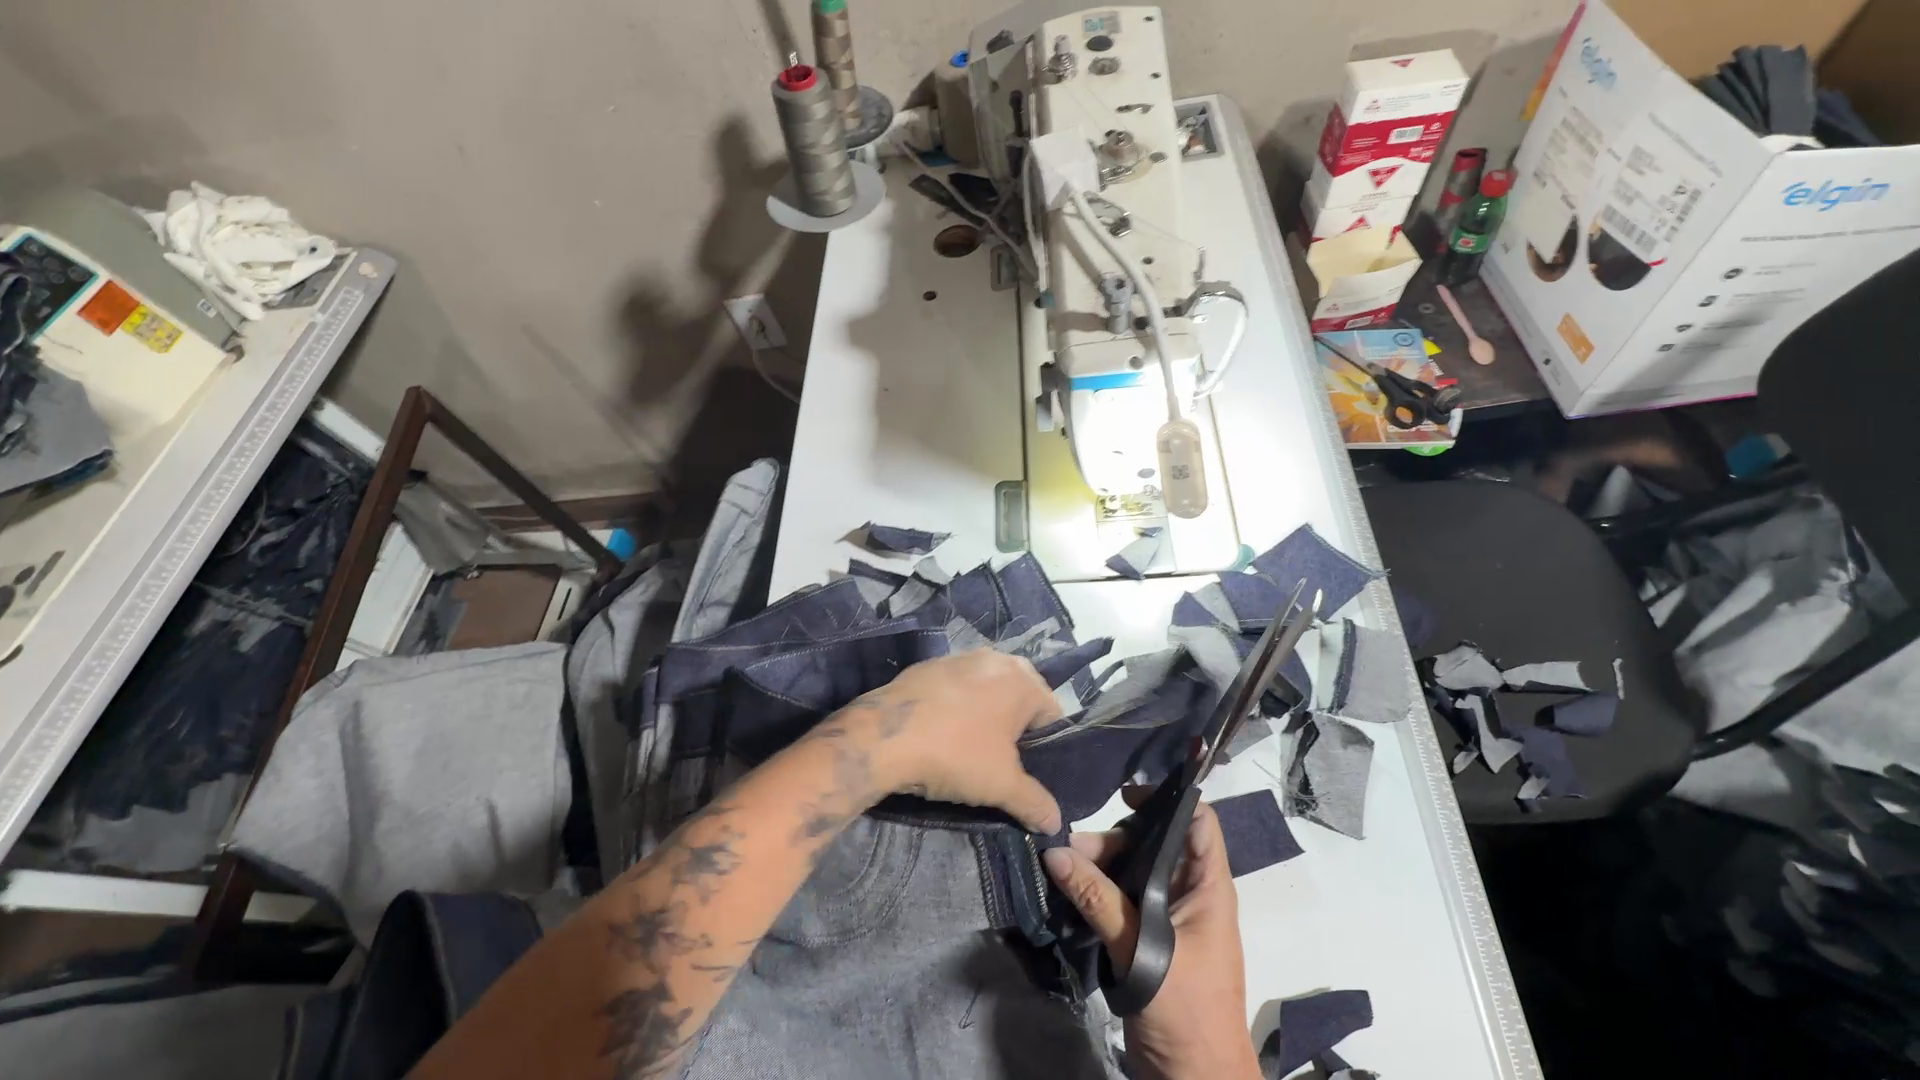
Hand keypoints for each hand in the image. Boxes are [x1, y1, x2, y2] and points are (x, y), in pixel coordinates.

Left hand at [829, 650, 1063, 833]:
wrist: (882, 739)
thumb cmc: (954, 755)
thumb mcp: (1001, 786)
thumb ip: (1035, 802)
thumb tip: (1055, 823)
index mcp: (1023, 679)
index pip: (1052, 715)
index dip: (1045, 748)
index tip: (1027, 772)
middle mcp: (995, 658)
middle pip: (1019, 700)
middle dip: (1014, 730)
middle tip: (1000, 764)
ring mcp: (958, 658)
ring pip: (986, 692)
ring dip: (985, 717)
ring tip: (968, 750)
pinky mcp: (927, 666)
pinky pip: (955, 690)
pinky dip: (955, 708)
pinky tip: (940, 733)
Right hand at [1042, 794, 1258, 1079]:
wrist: (1195, 1079)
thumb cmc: (1186, 1009)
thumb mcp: (1142, 949)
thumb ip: (1099, 899)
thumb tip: (1055, 854)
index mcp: (1207, 888)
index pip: (1199, 822)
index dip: (1169, 799)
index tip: (1123, 794)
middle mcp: (1190, 895)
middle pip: (1155, 845)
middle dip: (1114, 841)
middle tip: (1071, 850)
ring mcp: (1170, 918)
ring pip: (1135, 873)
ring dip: (1101, 869)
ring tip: (1062, 872)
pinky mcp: (1150, 941)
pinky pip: (1124, 902)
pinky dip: (1100, 894)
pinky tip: (1070, 893)